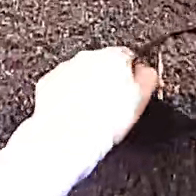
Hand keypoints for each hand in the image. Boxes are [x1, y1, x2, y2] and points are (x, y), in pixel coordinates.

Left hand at [31, 46, 159, 153]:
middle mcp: (88, 57)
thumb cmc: (105, 123)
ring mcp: (66, 69)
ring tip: (91, 114)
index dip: (130, 76)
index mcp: (114, 57)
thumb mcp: (140, 100)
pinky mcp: (48, 83)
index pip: (127, 57)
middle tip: (110, 105)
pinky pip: (61, 86)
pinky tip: (73, 114)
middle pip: (102, 64)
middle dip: (106, 80)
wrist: (69, 138)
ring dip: (86, 88)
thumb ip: (147, 79)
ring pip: (80, 74)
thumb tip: (148, 72)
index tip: (129, 90)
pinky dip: (67, 97)